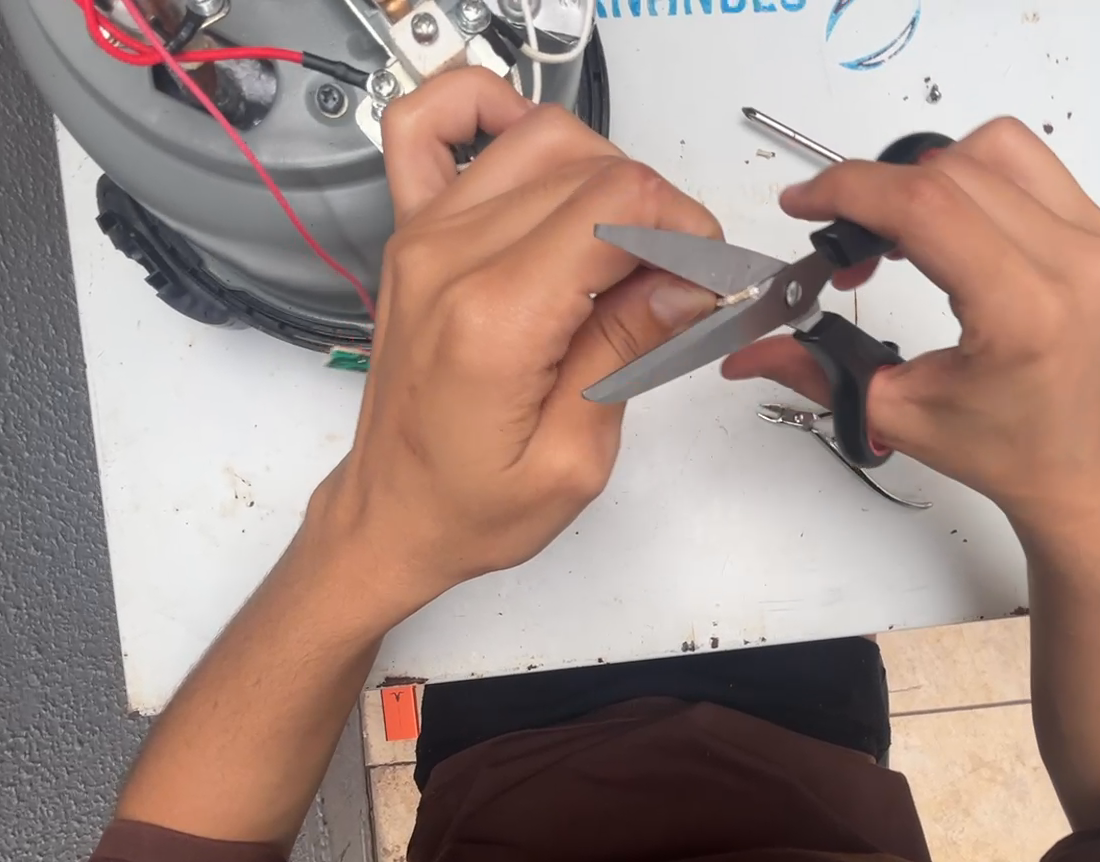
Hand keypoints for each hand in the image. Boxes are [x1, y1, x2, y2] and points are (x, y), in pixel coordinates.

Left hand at [301, 69, 720, 619]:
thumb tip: (682, 282)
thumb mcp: (574, 461)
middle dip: (659, 216)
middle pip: (593, 170)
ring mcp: (425, 239)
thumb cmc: (469, 505)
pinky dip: (487, 110)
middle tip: (675, 281)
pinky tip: (534, 158)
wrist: (394, 513)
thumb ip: (627, 355)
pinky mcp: (413, 239)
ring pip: (541, 139)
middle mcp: (452, 260)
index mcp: (497, 321)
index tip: (705, 279)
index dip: (685, 232)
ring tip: (623, 245)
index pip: (620, 208)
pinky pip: (431, 126)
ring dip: (605, 178)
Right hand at [723, 118, 1099, 545]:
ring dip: (921, 178)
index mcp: (1020, 313)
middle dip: (874, 192)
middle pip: (948, 171)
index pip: (927, 208)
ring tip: (890, 237)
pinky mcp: (1097, 228)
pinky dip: (963, 176)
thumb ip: (812, 370)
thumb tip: (747, 354)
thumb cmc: (998, 446)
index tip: (804, 203)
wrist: (1072, 459)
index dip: (851, 191)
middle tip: (841, 245)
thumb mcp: (891, 412)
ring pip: (988, 149)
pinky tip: (937, 225)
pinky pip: (1021, 162)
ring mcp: (1092, 237)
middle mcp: (1069, 261)